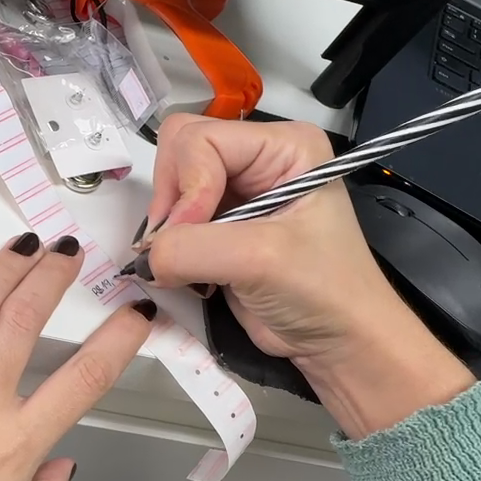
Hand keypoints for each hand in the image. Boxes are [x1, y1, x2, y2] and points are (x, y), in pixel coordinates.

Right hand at [137, 115, 472, 437]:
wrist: (337, 341)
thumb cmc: (321, 290)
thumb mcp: (259, 259)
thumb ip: (191, 248)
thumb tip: (144, 255)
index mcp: (282, 145)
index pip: (199, 140)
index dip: (186, 187)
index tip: (189, 236)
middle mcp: (257, 158)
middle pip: (177, 152)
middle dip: (170, 201)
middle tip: (179, 248)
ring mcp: (236, 191)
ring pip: (169, 188)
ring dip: (168, 229)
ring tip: (187, 265)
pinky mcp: (218, 225)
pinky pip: (171, 220)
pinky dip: (167, 247)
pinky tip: (188, 272)